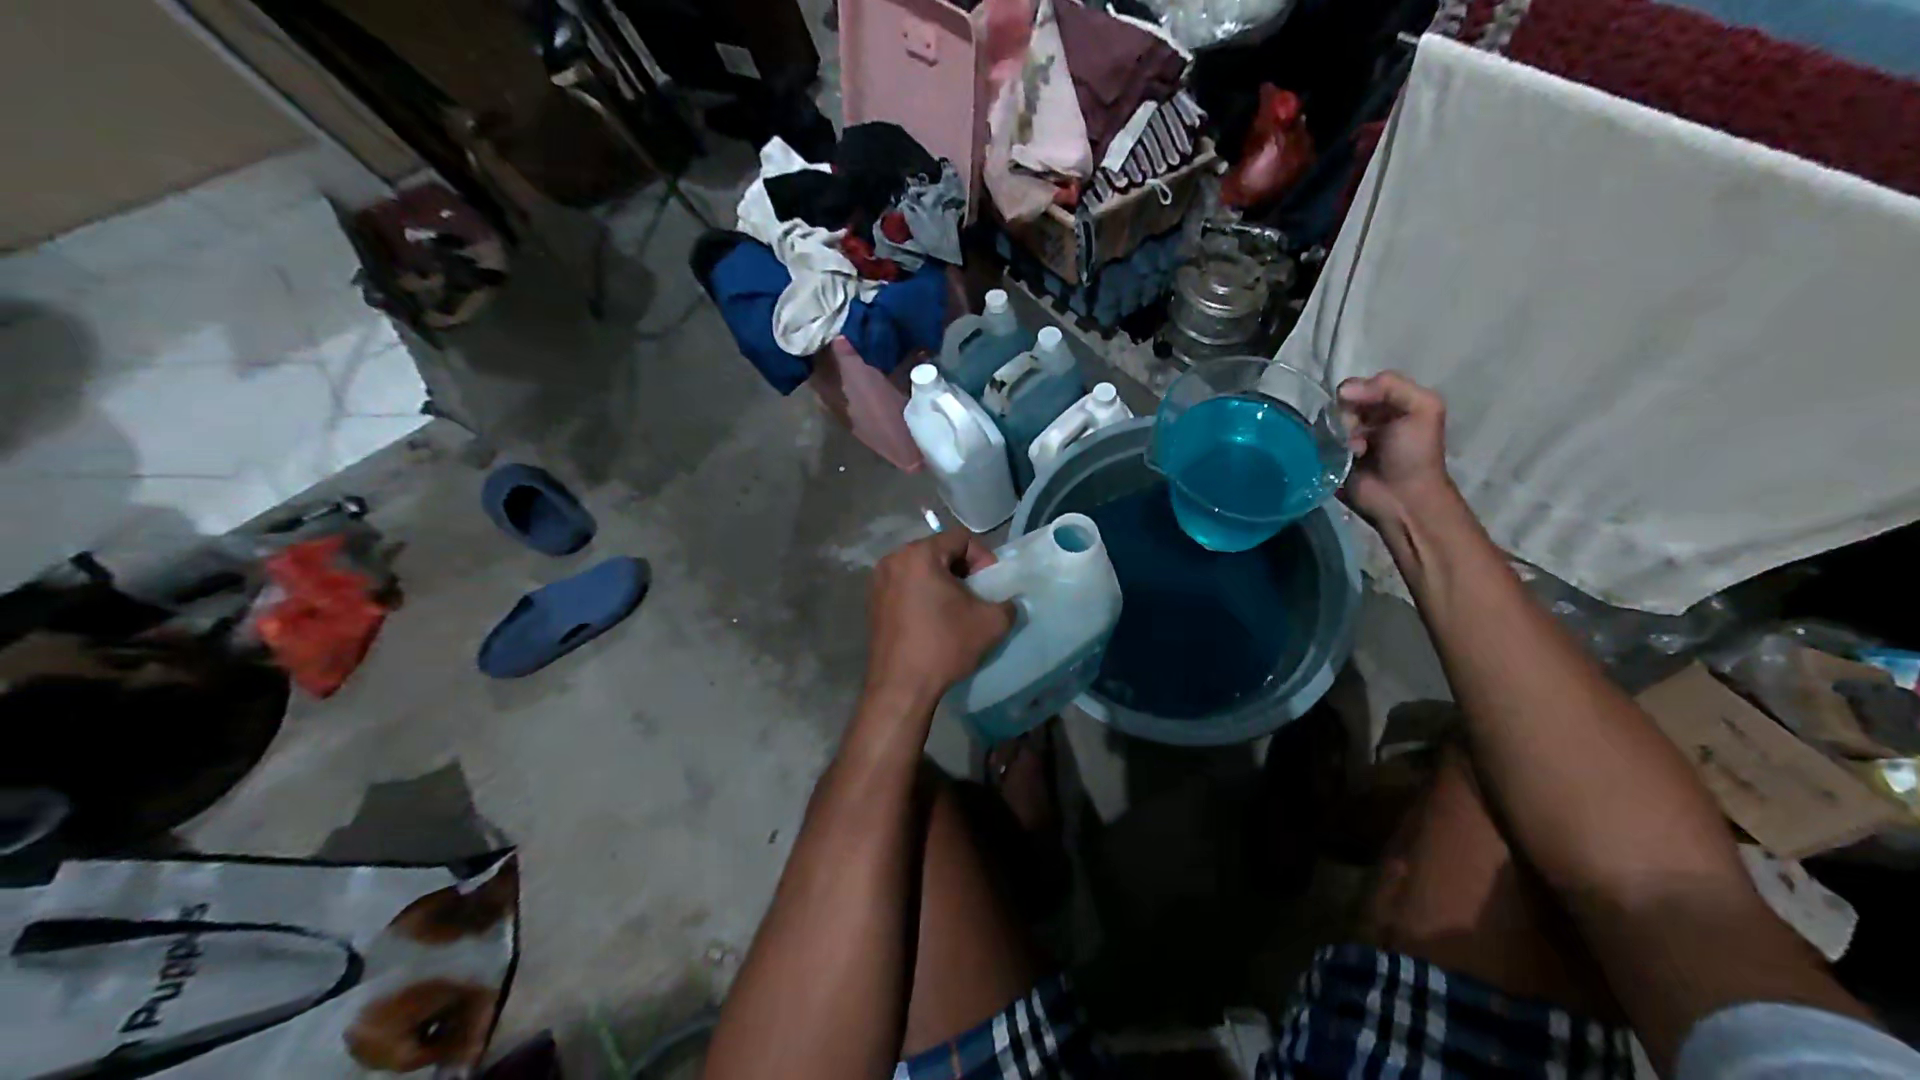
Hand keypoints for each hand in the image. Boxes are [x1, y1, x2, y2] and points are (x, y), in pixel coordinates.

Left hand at [864, 531, 1015, 704]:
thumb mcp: (991, 623)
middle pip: (939, 551)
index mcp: (919, 554)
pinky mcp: (873, 602)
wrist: (900, 686)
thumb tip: (1008, 602)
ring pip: (921, 569)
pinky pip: (906, 586)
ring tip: (958, 608)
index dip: (983, 558)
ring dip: (943, 583)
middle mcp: (894, 559)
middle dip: (962, 570)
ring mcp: (879, 581)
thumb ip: (1007, 604)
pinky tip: (935, 619)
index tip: (991, 585)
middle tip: (977, 595)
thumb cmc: (944, 646)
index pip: (961, 539)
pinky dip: (924, 594)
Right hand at [1336, 372, 1454, 527]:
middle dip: (1347, 416)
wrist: (1402, 497)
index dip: (1357, 392)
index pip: (1358, 385)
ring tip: (1355, 452)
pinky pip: (1314, 442)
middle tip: (1362, 436)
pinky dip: (1326, 448)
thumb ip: (1392, 386)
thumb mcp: (1423, 408)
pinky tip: (1343, 459)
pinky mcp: (1328, 457)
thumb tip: (1343, 391)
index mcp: (1387, 403)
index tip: (1365, 408)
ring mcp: (1343, 438)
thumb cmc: (1416, 453)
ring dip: (1339, 435)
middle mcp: (1363, 418)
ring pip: (1324, 422)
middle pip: (1338, 404)